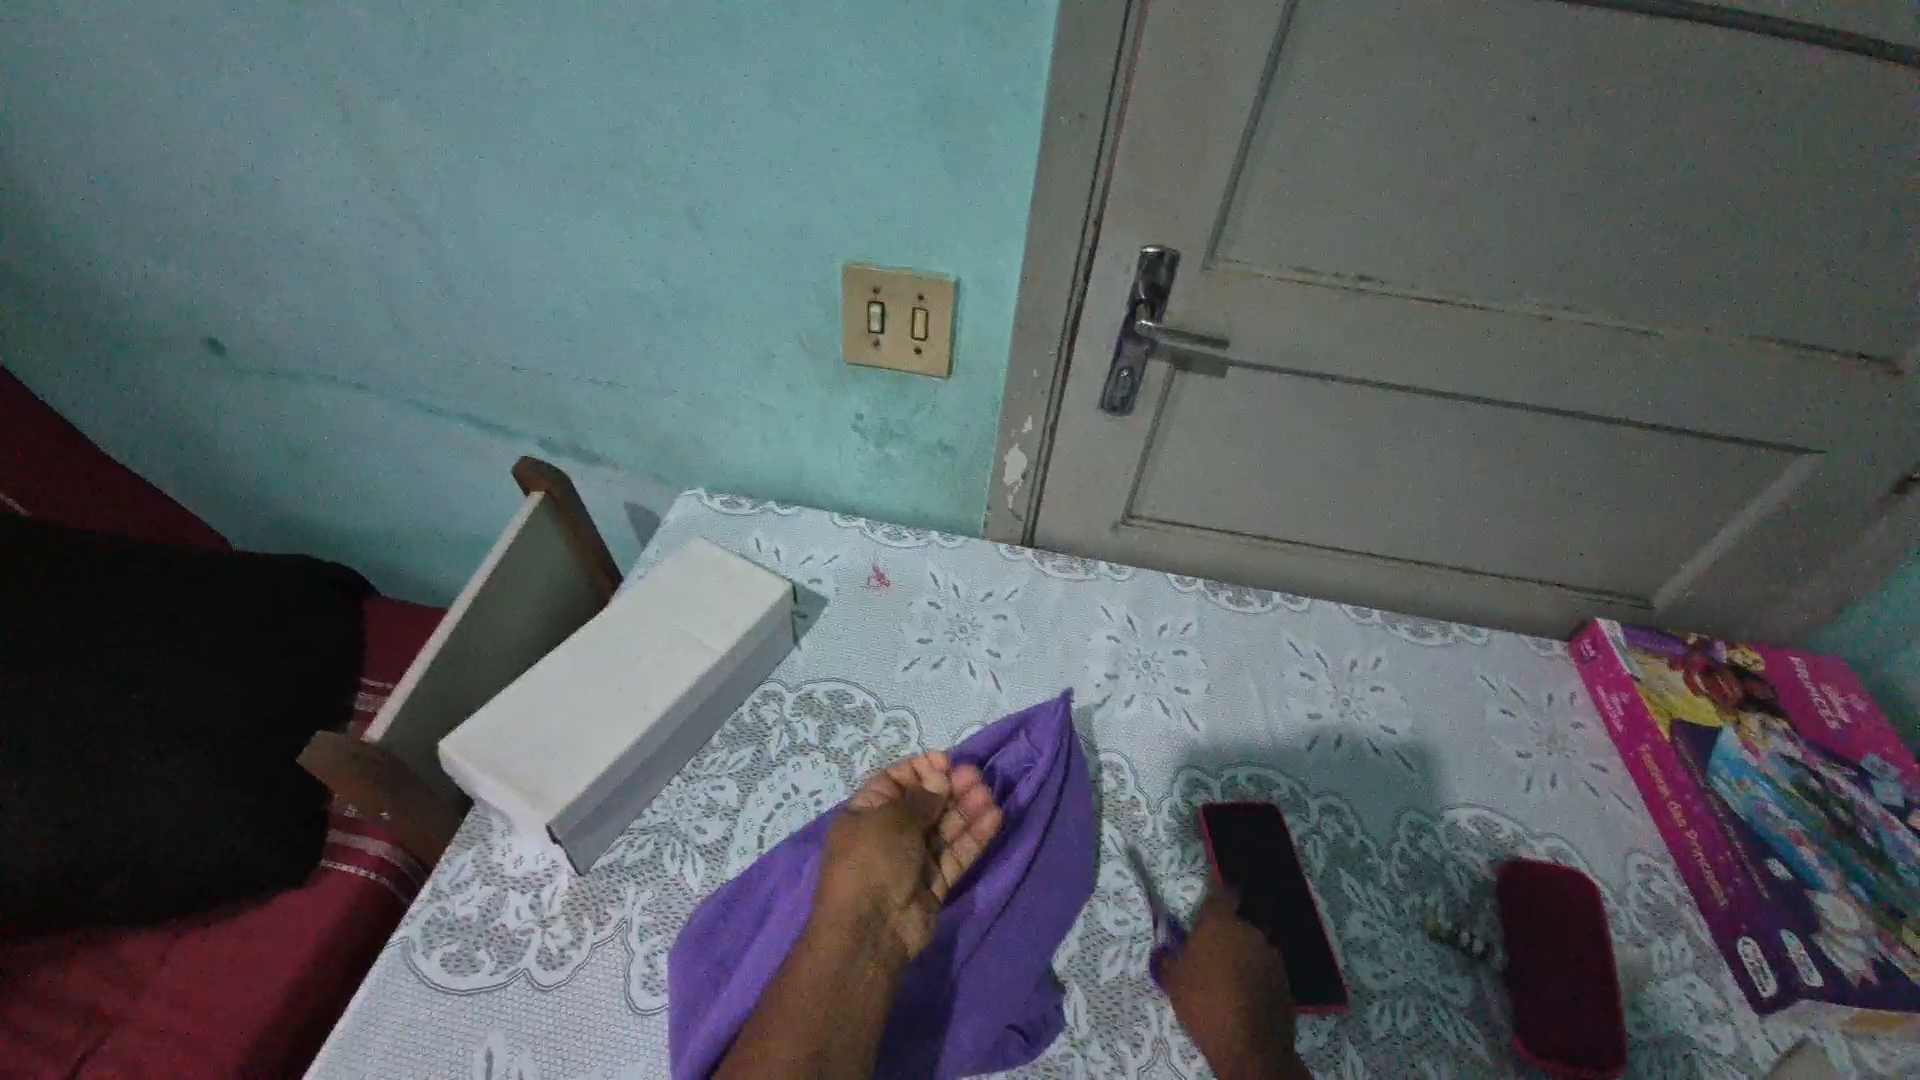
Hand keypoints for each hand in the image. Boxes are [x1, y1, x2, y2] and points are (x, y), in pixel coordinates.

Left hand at [815, 751, 1003, 962]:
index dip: (921, 770)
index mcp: (866, 813)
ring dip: (966, 810)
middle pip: (924, 804)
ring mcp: (913, 860)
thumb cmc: (872, 861)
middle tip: (975, 777)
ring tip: (987, 794)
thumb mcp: (892, 820)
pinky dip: (973, 836)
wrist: (871, 931)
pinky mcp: (934, 883)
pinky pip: (955, 854)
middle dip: (949, 789)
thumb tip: (939, 778)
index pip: (895, 782)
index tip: (946, 762)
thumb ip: (921, 798)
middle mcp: (889, 834)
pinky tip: (993, 817)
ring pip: (944, 828)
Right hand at [1156, 887, 1304, 1079]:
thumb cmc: (1204, 1004)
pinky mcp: (1285, 981)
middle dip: (1226, 935)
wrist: (1250, 1048)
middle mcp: (1249, 931)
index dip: (1214, 900)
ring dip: (1242, 957)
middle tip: (1211, 956)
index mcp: (1219, 923)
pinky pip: (1265, 969)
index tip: (1206, 913)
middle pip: (1236, 923)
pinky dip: (1256, 977)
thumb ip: (1169, 959)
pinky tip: (1245, 997)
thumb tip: (1165, 951)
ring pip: (1252, 947)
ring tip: (1229, 981)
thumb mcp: (1173, 982)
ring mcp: (1271, 955)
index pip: (1220, 894)